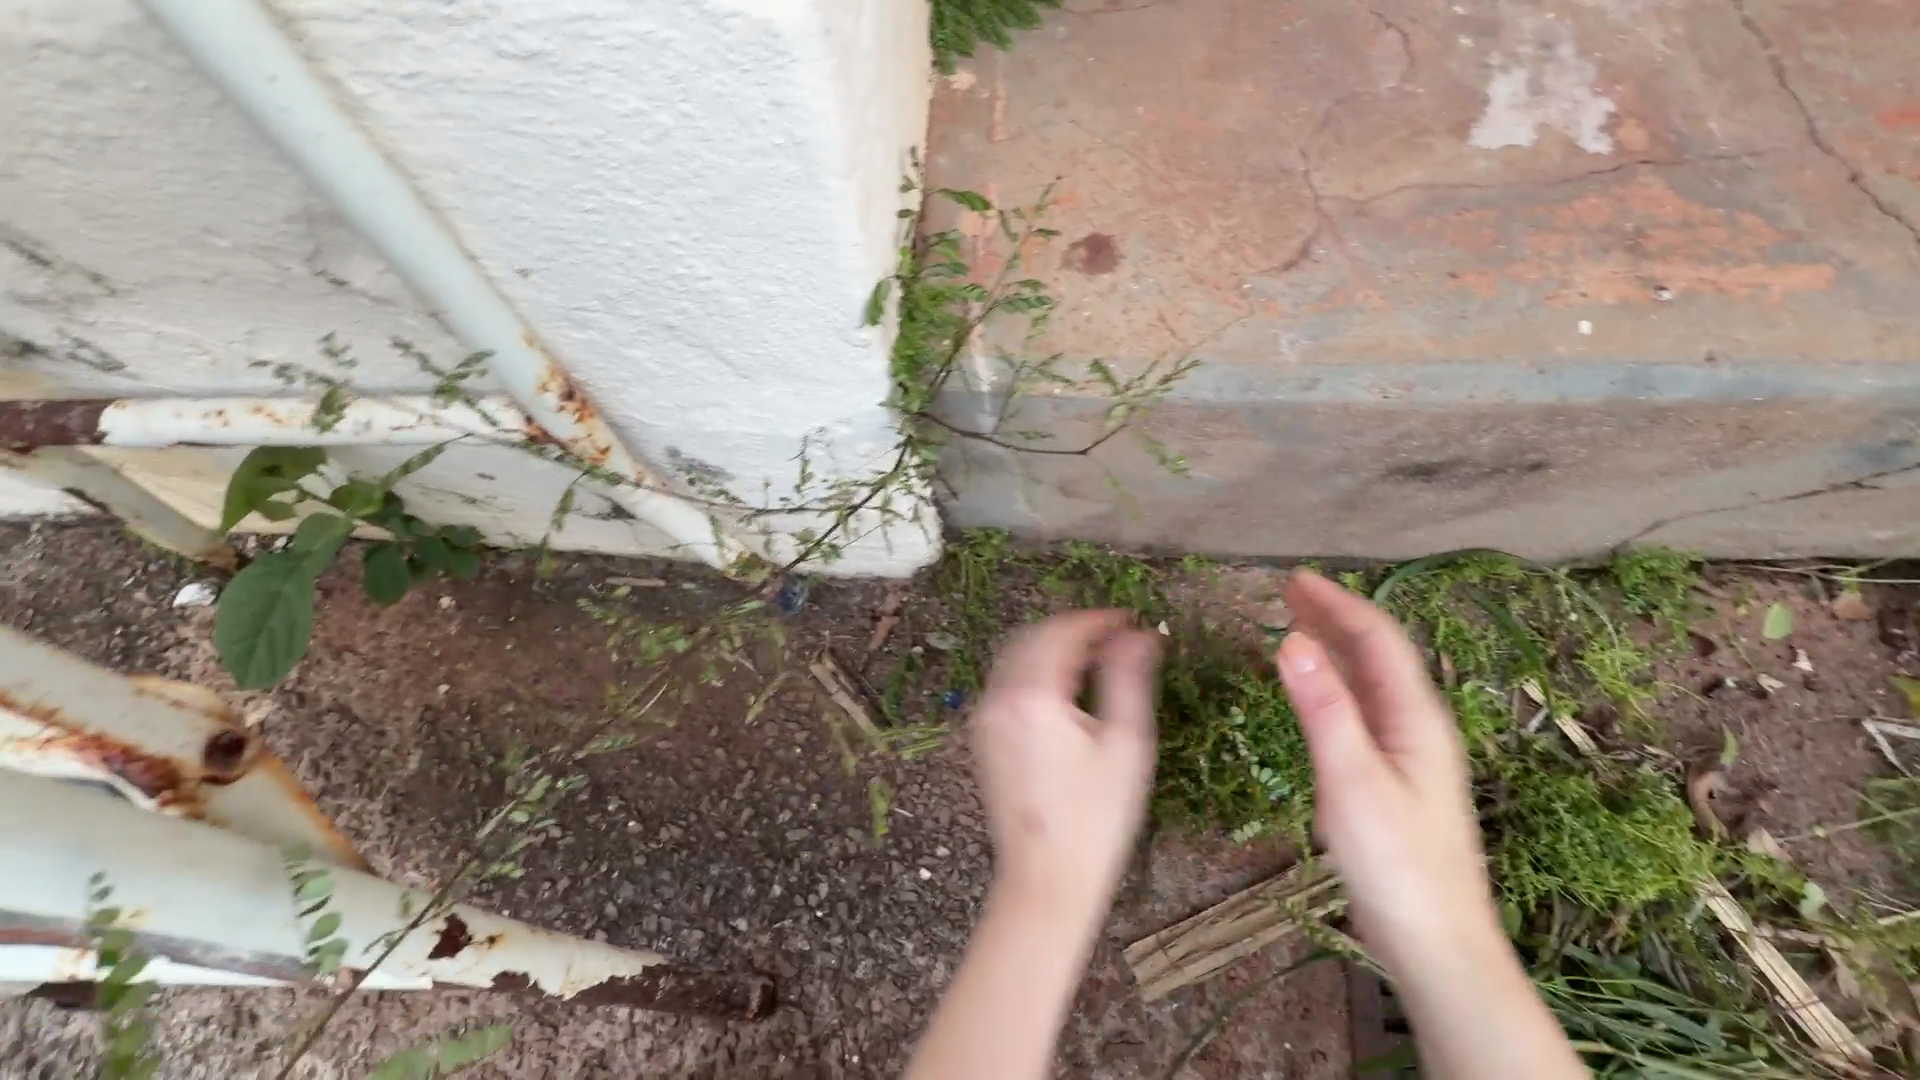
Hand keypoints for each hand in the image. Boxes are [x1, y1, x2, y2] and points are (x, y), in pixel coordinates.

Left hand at [970, 611, 1161, 922]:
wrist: (1046, 877)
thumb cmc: (1095, 818)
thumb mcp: (1126, 745)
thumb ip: (1129, 679)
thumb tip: (1139, 635)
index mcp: (1032, 696)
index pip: (1060, 632)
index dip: (1096, 620)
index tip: (1128, 620)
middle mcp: (998, 698)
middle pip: (1031, 637)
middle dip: (1071, 629)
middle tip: (1114, 636)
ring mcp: (985, 718)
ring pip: (1014, 658)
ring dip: (1050, 647)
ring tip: (1094, 658)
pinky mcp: (983, 737)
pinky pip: (1005, 683)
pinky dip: (1033, 671)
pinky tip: (1064, 689)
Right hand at [1273, 571, 1502, 977]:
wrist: (1434, 939)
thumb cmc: (1395, 861)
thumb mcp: (1351, 779)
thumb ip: (1323, 708)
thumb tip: (1291, 640)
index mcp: (1416, 718)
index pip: (1378, 640)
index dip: (1339, 603)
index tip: (1295, 578)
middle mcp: (1416, 726)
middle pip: (1376, 655)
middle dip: (1334, 616)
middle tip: (1287, 591)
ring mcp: (1406, 753)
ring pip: (1368, 683)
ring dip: (1333, 648)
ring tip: (1293, 624)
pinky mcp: (1390, 777)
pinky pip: (1360, 711)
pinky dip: (1332, 685)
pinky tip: (1314, 691)